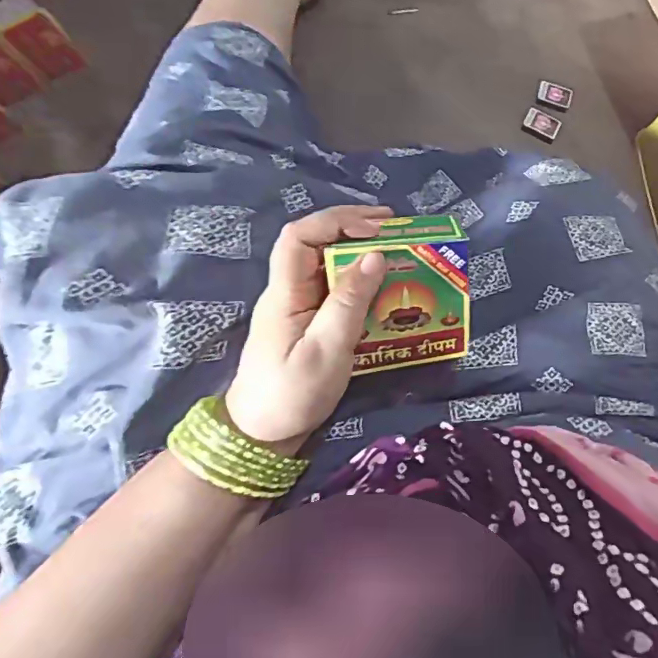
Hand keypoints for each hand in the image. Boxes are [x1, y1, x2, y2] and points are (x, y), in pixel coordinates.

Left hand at [224, 206, 392, 453]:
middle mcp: (289, 291)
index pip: (299, 236)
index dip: (336, 222)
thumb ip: (350, 302)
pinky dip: (360, 278)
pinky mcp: (308, 322)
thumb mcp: (327, 350)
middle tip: (397, 227)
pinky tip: (383, 283)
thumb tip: (376, 255)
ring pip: (326, 264)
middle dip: (354, 228)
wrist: (260, 434)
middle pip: (315, 243)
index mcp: (285, 293)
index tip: (376, 228)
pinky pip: (334, 288)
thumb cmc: (292, 394)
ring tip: (397, 248)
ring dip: (360, 251)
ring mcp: (298, 306)